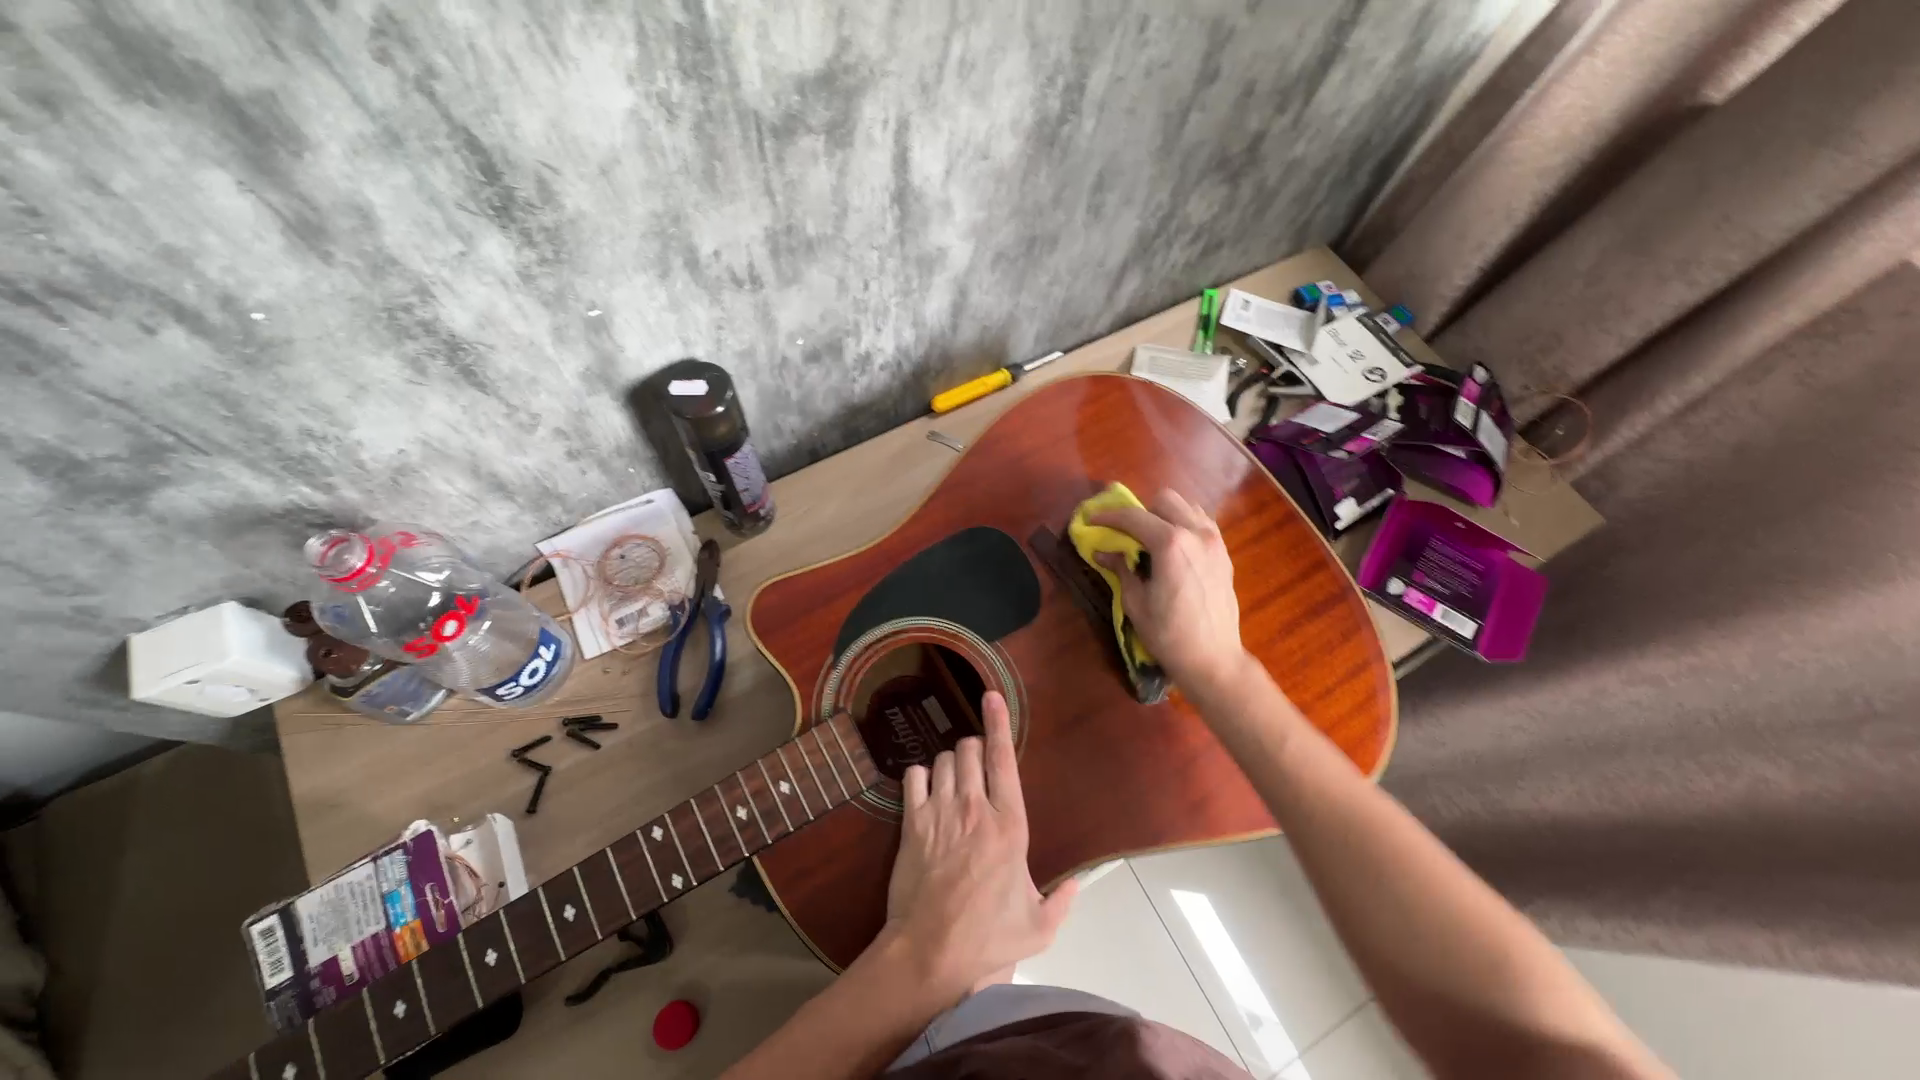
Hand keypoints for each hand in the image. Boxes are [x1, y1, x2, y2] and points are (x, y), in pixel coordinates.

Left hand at [882, 691, 1078, 995]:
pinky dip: (920, 777)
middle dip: (974, 750)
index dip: (999, 723)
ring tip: (954, 783)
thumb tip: (1076, 885)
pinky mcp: (912, 823)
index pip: (1005, 759)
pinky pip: (914, 776)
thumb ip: (1062, 901)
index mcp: (1010, 824)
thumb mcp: (1038, 927)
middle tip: (976, 768)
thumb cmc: (987, 937)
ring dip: (950, 764)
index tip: (992, 696)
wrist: (931, 950)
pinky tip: (926, 792)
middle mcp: (975, 808)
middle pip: (970, 750)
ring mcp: (940, 812)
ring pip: (943, 759)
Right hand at [1089, 488, 1249, 697]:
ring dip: (1165, 515)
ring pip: (1186, 506)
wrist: (1213, 658)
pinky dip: (1184, 525)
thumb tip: (1102, 552)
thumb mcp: (1136, 603)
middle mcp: (1196, 533)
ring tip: (1151, 538)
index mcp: (1171, 544)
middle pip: (1164, 500)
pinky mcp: (1223, 553)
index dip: (1109, 516)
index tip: (1091, 519)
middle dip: (1141, 512)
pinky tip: (1174, 547)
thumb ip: (1121, 569)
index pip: (1134, 517)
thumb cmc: (1168, 634)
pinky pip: (1202, 523)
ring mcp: (1214, 541)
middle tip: (1127, 534)